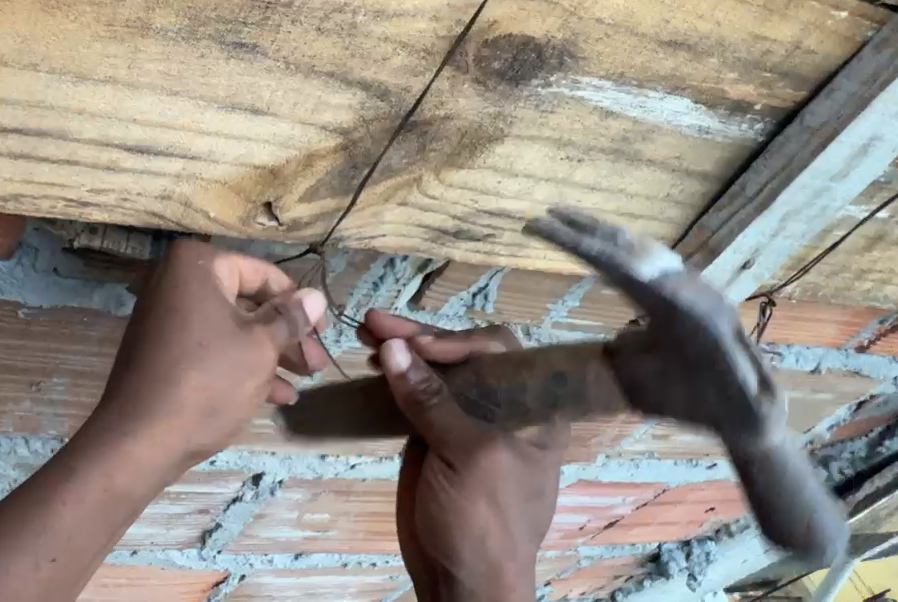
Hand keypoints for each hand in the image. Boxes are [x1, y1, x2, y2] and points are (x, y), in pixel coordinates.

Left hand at [89, 238, 330, 474]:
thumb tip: (316, 296)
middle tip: (318, 364)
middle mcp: (177, 281)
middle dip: (285, 335)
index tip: (323, 332)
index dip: (298, 304)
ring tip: (305, 381)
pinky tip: (276, 396)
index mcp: (197, 265)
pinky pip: (211, 347)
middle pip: (247, 302)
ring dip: (269, 353)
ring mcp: (167, 316)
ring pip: (231, 328)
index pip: (262, 274)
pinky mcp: (163, 350)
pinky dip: (241, 365)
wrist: (139, 440)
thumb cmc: (207, 381)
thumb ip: (290, 318)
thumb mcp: (259, 347)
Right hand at [361, 311, 567, 601]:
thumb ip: (432, 400)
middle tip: (378, 322)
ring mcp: (463, 418)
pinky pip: (412, 392)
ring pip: (431, 368)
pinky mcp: (432, 433)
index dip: (460, 340)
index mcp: (531, 410)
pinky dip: (391, 373)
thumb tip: (393, 347)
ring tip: (366, 331)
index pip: (498, 350)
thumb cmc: (485, 522)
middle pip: (460, 352)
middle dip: (419, 335)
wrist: (461, 587)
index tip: (421, 348)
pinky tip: (371, 359)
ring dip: (399, 347)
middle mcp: (500, 406)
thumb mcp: (467, 456)